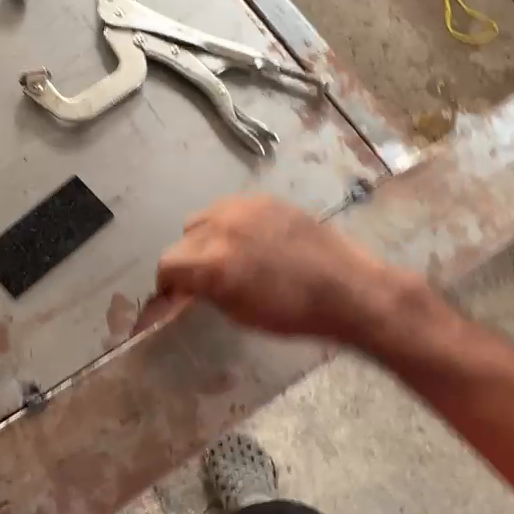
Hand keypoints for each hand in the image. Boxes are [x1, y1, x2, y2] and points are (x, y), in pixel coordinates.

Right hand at [154, 195, 427, 342]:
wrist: (347, 288)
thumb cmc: (293, 314)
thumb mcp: (239, 314)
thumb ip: (207, 292)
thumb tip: (191, 286)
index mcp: (212, 263)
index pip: (167, 266)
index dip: (167, 284)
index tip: (175, 295)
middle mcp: (221, 228)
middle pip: (182, 240)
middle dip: (186, 261)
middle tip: (202, 279)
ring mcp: (244, 208)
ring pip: (204, 218)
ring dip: (206, 238)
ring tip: (226, 255)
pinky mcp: (265, 199)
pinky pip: (232, 208)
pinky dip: (231, 225)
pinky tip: (251, 241)